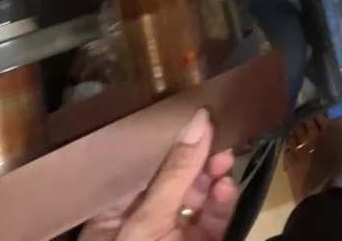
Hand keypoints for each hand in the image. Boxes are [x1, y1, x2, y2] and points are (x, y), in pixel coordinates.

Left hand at [79, 108, 238, 240]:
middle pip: (175, 177)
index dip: (164, 140)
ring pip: (200, 193)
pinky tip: (227, 187)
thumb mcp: (148, 222)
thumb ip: (176, 172)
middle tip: (218, 132)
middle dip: (198, 155)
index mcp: (113, 220)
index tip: (189, 111)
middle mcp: (143, 223)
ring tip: (226, 158)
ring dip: (215, 173)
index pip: (139, 169)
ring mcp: (175, 234)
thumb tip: (201, 117)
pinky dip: (225, 199)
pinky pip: (216, 214)